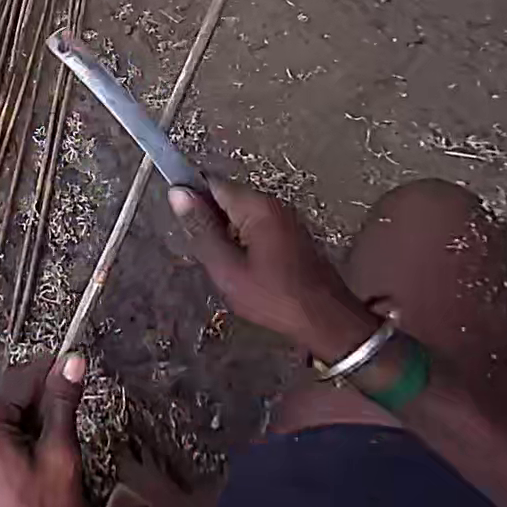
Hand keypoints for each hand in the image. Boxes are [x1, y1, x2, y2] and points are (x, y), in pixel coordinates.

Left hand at [0, 354, 89, 506]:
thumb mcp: (59, 455)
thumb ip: (63, 403)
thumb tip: (72, 363)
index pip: (27, 373)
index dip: (57, 372)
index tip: (80, 368)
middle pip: (19, 390)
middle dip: (49, 400)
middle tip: (74, 415)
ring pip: (17, 410)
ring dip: (42, 418)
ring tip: (60, 445)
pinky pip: (10, 429)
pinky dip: (32, 434)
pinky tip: (47, 456)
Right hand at [169, 178, 380, 363]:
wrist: (329, 323)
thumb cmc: (274, 297)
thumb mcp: (227, 268)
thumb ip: (201, 228)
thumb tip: (177, 193)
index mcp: (256, 206)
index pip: (211, 183)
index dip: (192, 199)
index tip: (184, 225)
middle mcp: (272, 203)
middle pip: (227, 197)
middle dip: (210, 220)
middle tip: (207, 254)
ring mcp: (285, 217)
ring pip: (240, 213)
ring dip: (227, 232)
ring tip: (226, 266)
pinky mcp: (292, 233)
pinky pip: (257, 225)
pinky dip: (244, 240)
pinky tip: (245, 269)